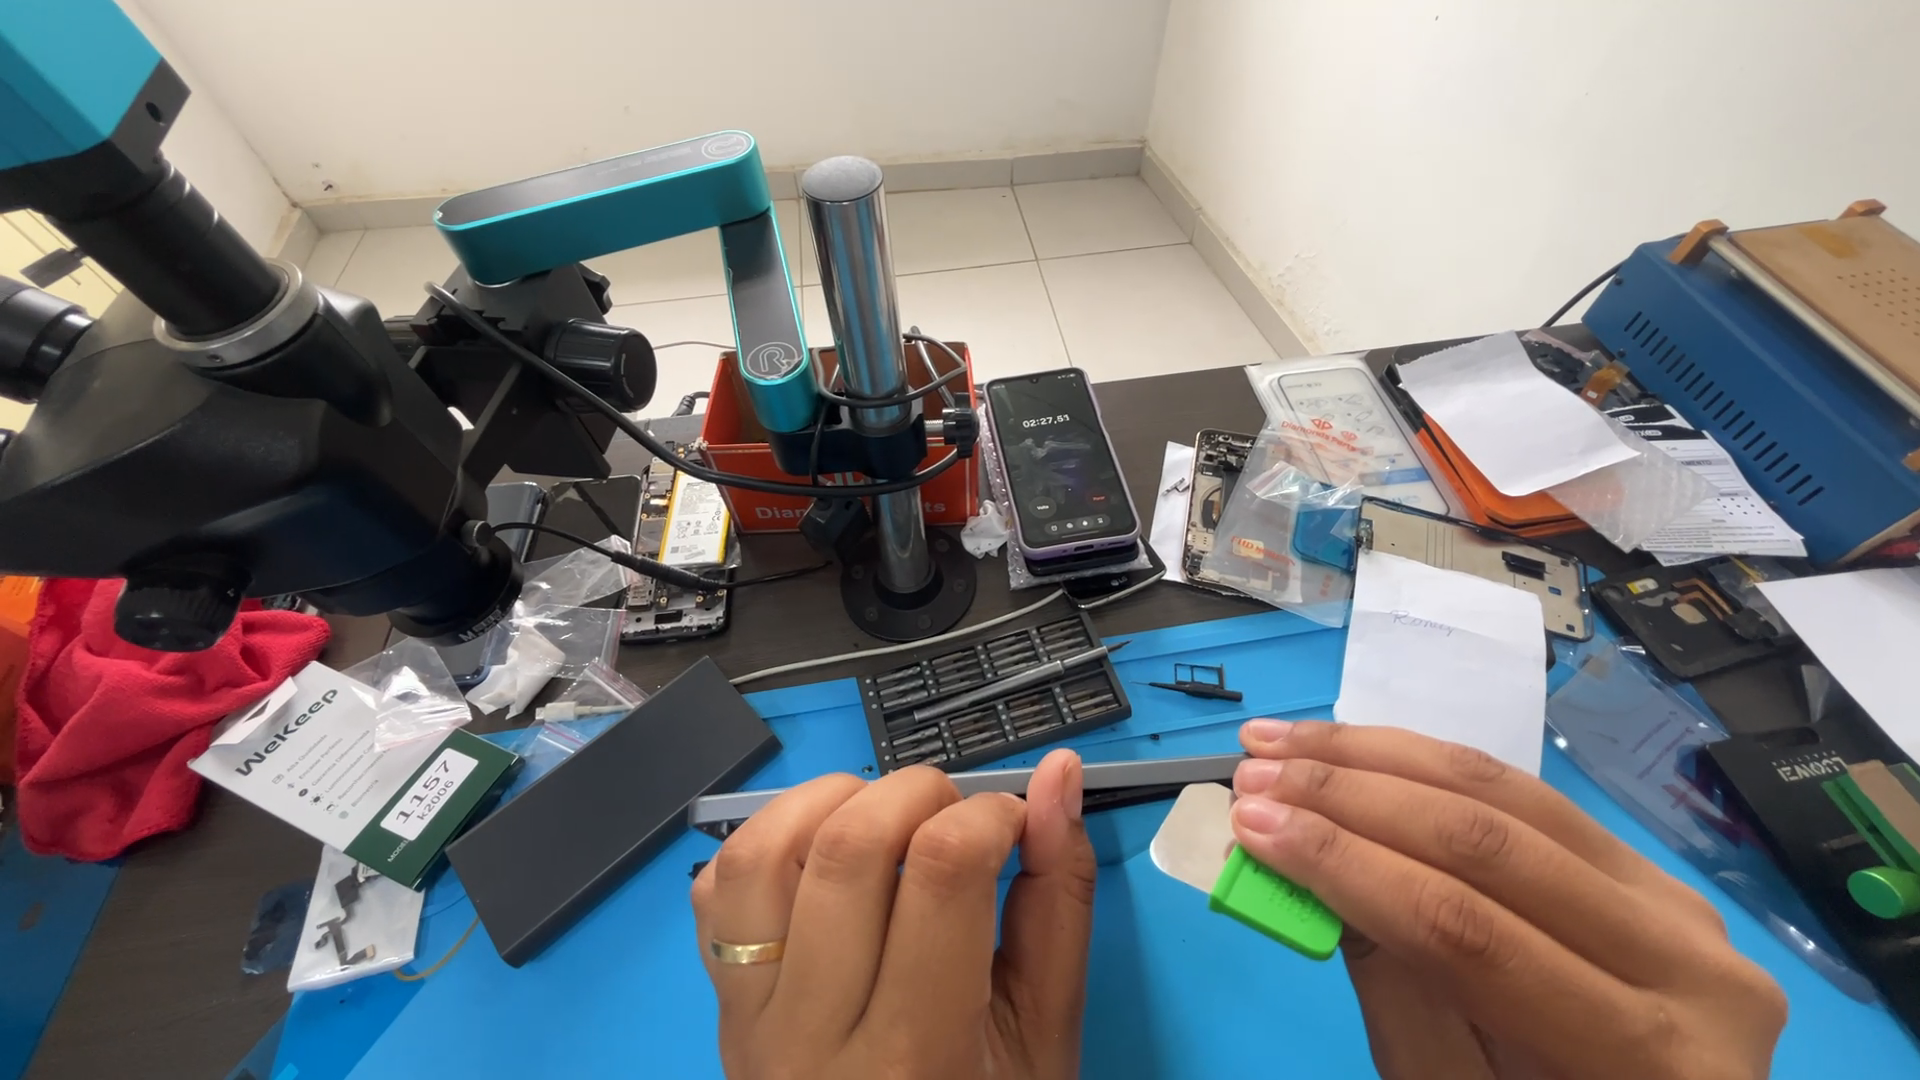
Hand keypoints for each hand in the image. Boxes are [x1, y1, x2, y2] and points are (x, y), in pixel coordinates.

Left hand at [692, 749, 1094, 1078]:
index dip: (990, 813)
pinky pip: (716, 886)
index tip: (1013, 824)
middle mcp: (815, 1035)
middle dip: (918, 793)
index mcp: (919, 1054)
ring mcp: (748, 1017)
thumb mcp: (1045, 1030)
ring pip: (762, 853)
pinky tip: (826, 849)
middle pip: (849, 848)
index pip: (940, 871)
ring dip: (834, 800)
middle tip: (954, 818)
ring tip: (886, 818)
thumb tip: (1058, 772)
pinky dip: (774, 834)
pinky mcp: (717, 1000)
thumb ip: (1059, 894)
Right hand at [1229, 720, 1785, 1079]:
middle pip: (1483, 841)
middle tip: (1252, 772)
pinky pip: (1513, 788)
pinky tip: (1349, 745)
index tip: (1249, 824)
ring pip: (1497, 789)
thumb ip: (1386, 979)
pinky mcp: (1634, 863)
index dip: (1344, 864)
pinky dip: (1415, 758)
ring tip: (1278, 739)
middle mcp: (1687, 959)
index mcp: (1651, 1058)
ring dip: (1369, 754)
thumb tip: (1300, 860)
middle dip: (1344, 795)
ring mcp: (1669, 898)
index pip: (1465, 928)